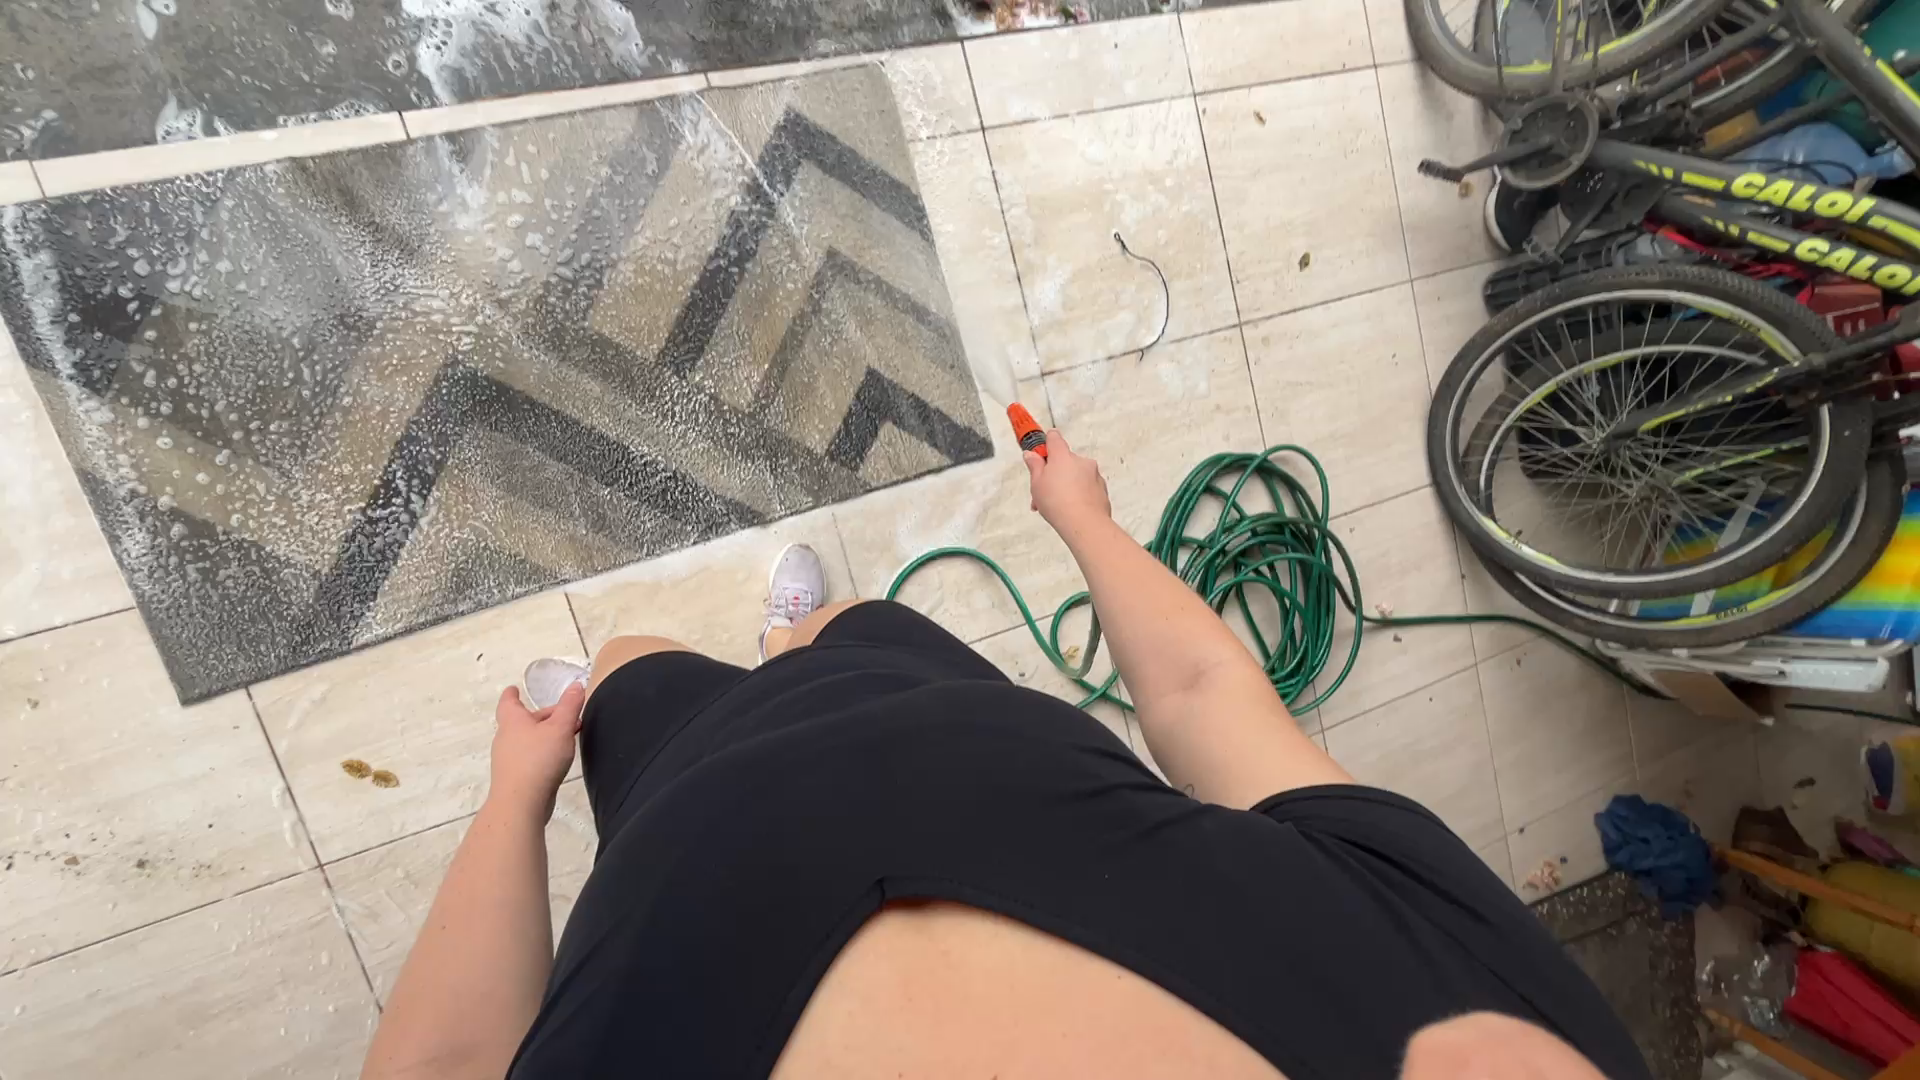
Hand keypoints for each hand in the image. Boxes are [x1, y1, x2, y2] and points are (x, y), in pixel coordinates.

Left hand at [488, 681, 584, 821]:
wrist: (521, 802)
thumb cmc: (539, 758)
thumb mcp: (561, 727)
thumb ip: (570, 706)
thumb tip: (575, 685)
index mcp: (513, 722)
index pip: (509, 703)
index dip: (512, 695)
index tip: (514, 689)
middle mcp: (506, 738)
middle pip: (524, 721)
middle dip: (543, 716)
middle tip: (566, 713)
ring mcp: (508, 759)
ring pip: (528, 739)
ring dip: (546, 734)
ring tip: (568, 734)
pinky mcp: (515, 776)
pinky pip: (530, 755)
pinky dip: (543, 750)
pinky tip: (559, 757)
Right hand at [1022, 428, 1110, 532]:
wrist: (1084, 523)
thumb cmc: (1057, 502)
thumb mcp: (1036, 484)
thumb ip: (1034, 466)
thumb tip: (1031, 455)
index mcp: (1063, 456)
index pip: (1054, 438)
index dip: (1045, 444)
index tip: (1039, 453)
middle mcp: (1081, 461)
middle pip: (1065, 460)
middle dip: (1054, 473)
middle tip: (1043, 490)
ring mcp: (1094, 474)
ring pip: (1076, 475)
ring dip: (1066, 485)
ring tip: (1054, 505)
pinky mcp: (1102, 489)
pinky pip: (1086, 487)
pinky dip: (1079, 494)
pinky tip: (1070, 509)